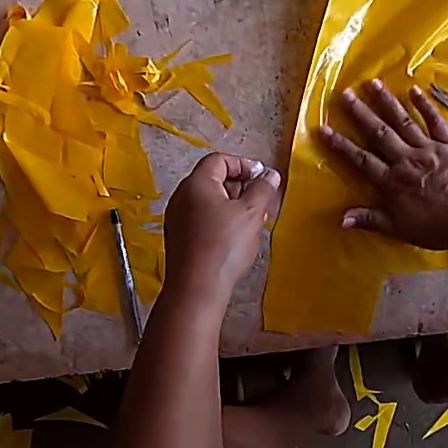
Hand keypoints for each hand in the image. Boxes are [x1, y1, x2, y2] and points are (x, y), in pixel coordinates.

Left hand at [162, 153, 282, 303]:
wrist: (198, 286)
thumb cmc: (224, 245)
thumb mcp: (251, 213)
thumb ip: (262, 189)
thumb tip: (270, 175)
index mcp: (197, 184)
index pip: (219, 160)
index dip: (243, 165)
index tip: (262, 178)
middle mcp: (182, 196)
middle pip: (213, 179)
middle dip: (240, 186)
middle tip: (260, 200)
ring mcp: (177, 218)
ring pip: (208, 200)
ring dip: (232, 204)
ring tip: (251, 221)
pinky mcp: (179, 237)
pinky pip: (202, 218)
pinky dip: (220, 219)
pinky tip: (235, 237)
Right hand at [316, 79, 447, 250]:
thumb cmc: (438, 228)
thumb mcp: (400, 229)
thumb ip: (371, 220)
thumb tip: (341, 219)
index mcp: (393, 182)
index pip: (361, 160)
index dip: (341, 145)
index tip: (323, 129)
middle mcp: (407, 160)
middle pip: (379, 133)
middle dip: (360, 113)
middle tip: (345, 93)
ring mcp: (429, 149)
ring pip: (403, 121)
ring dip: (387, 101)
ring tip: (372, 83)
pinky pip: (436, 121)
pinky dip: (425, 105)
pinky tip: (415, 90)